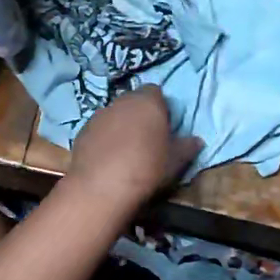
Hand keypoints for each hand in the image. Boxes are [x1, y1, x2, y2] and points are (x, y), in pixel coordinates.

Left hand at [65, 85, 202, 206]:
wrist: (101, 187)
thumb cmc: (147, 167)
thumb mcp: (176, 161)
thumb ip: (188, 146)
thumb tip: (197, 140)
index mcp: (148, 101)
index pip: (156, 92)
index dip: (161, 108)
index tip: (165, 128)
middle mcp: (121, 101)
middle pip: (134, 102)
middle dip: (141, 116)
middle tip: (149, 140)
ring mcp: (98, 115)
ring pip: (115, 115)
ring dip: (121, 127)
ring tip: (127, 152)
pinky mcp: (82, 132)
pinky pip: (99, 130)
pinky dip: (104, 140)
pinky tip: (109, 160)